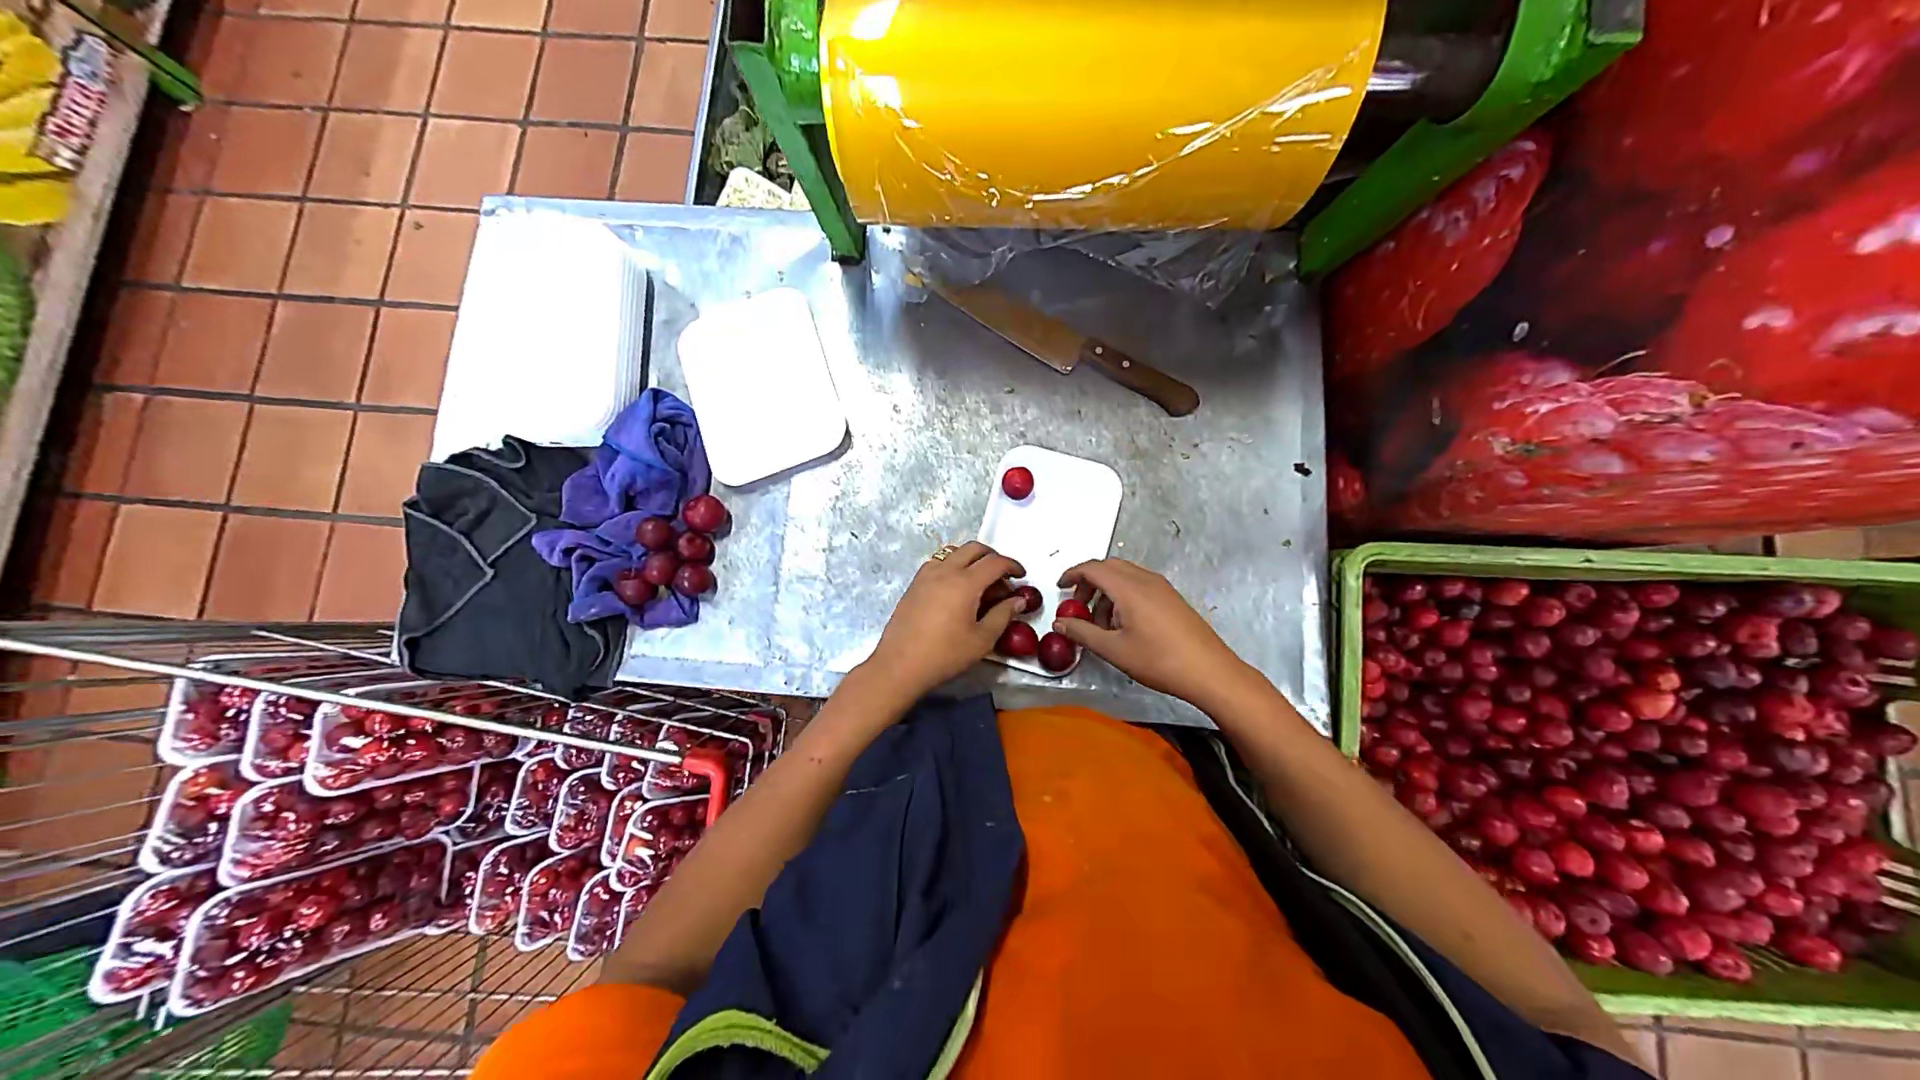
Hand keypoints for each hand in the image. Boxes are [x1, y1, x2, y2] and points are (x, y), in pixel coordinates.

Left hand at [867, 542, 1025, 697]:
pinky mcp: (914, 585)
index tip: (1021, 576)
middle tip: (1003, 576)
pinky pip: (937, 563)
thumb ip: (1003, 615)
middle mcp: (945, 571)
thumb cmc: (945, 654)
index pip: (995, 562)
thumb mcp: (982, 639)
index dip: (1012, 565)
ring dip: (971, 559)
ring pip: (953, 552)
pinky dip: (952, 565)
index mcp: (965, 582)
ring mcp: (926, 576)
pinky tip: (955, 588)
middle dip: (993, 556)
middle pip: (973, 549)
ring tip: (979, 581)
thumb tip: (1018, 600)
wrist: (901, 665)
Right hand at [1053, 558, 1255, 707]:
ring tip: (1100, 623)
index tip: (1060, 588)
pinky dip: (1123, 597)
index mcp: (1129, 588)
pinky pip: (1139, 586)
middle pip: (1109, 568)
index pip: (1093, 569)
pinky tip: (1123, 625)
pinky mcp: (1172, 599)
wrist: (1209, 671)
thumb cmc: (1159, 661)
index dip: (1072, 575)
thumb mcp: (1113, 650)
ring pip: (1125, 577)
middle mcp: (1146, 580)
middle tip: (1078, 607)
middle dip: (1089, 583)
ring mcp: (1162, 588)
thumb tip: (1060, 623)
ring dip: (1106, 592)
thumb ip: (1082, 633)